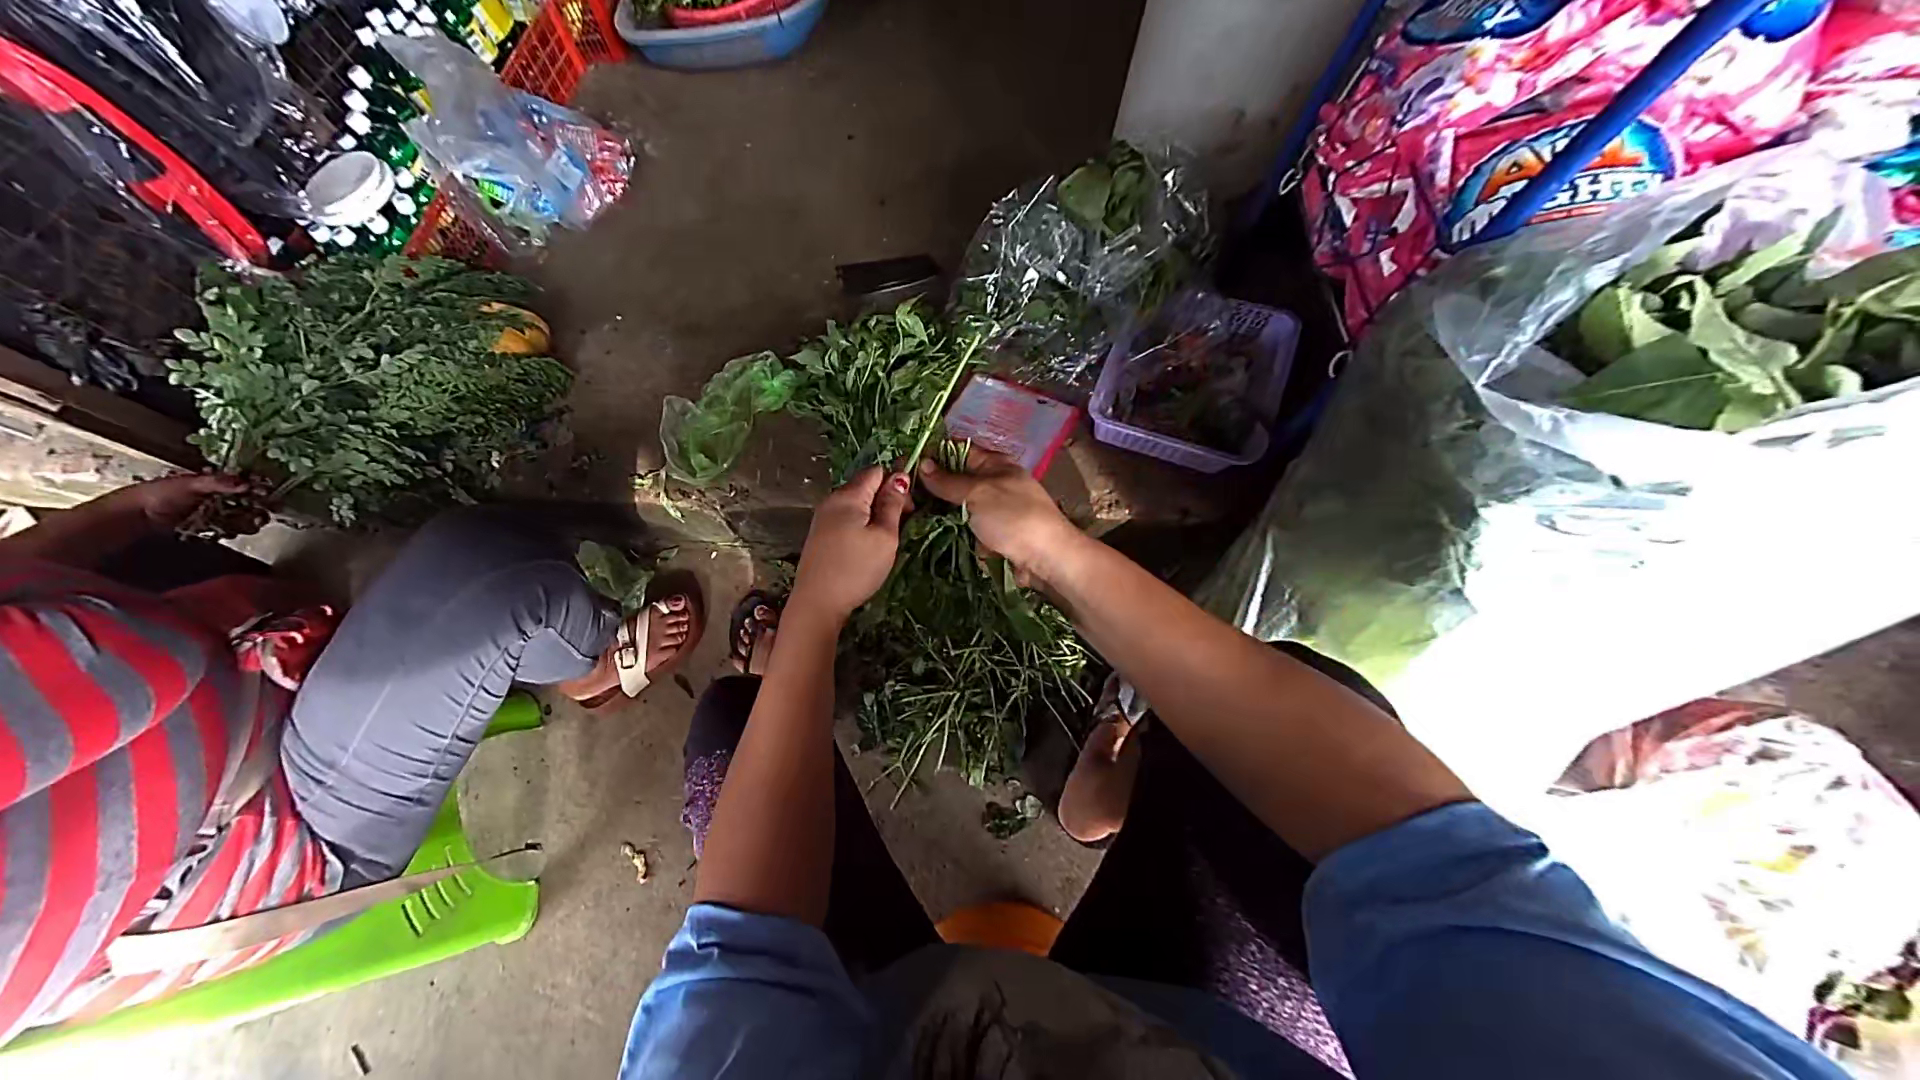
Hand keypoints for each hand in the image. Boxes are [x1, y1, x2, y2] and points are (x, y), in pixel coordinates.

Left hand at [107, 473, 249, 529]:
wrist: (129, 519)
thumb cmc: (155, 495)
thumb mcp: (187, 484)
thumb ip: (216, 482)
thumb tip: (246, 482)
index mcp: (214, 482)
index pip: (246, 483)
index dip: (259, 488)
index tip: (268, 494)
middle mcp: (218, 496)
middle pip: (250, 501)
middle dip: (259, 508)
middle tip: (261, 515)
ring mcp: (214, 513)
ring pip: (244, 516)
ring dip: (250, 521)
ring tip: (249, 525)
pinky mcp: (209, 528)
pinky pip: (232, 529)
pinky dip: (236, 530)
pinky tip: (232, 531)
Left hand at [789, 466, 911, 621]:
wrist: (817, 602)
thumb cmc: (857, 569)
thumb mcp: (884, 537)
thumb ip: (892, 505)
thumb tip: (900, 476)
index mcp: (849, 495)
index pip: (877, 471)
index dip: (897, 482)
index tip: (911, 506)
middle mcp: (832, 499)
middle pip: (866, 486)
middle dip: (887, 498)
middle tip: (903, 525)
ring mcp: (823, 517)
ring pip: (857, 503)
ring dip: (875, 513)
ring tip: (887, 538)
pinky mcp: (820, 534)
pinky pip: (846, 517)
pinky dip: (861, 524)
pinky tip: (867, 545)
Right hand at [917, 448, 1082, 586]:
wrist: (1047, 560)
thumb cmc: (1013, 518)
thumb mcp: (977, 493)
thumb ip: (948, 481)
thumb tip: (923, 463)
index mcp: (997, 465)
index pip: (960, 451)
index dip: (936, 454)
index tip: (907, 463)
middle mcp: (997, 485)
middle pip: (958, 482)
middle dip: (936, 490)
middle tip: (905, 496)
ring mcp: (997, 513)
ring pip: (960, 509)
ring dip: (944, 516)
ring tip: (914, 517)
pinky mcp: (996, 538)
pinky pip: (969, 532)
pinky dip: (960, 536)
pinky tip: (942, 538)